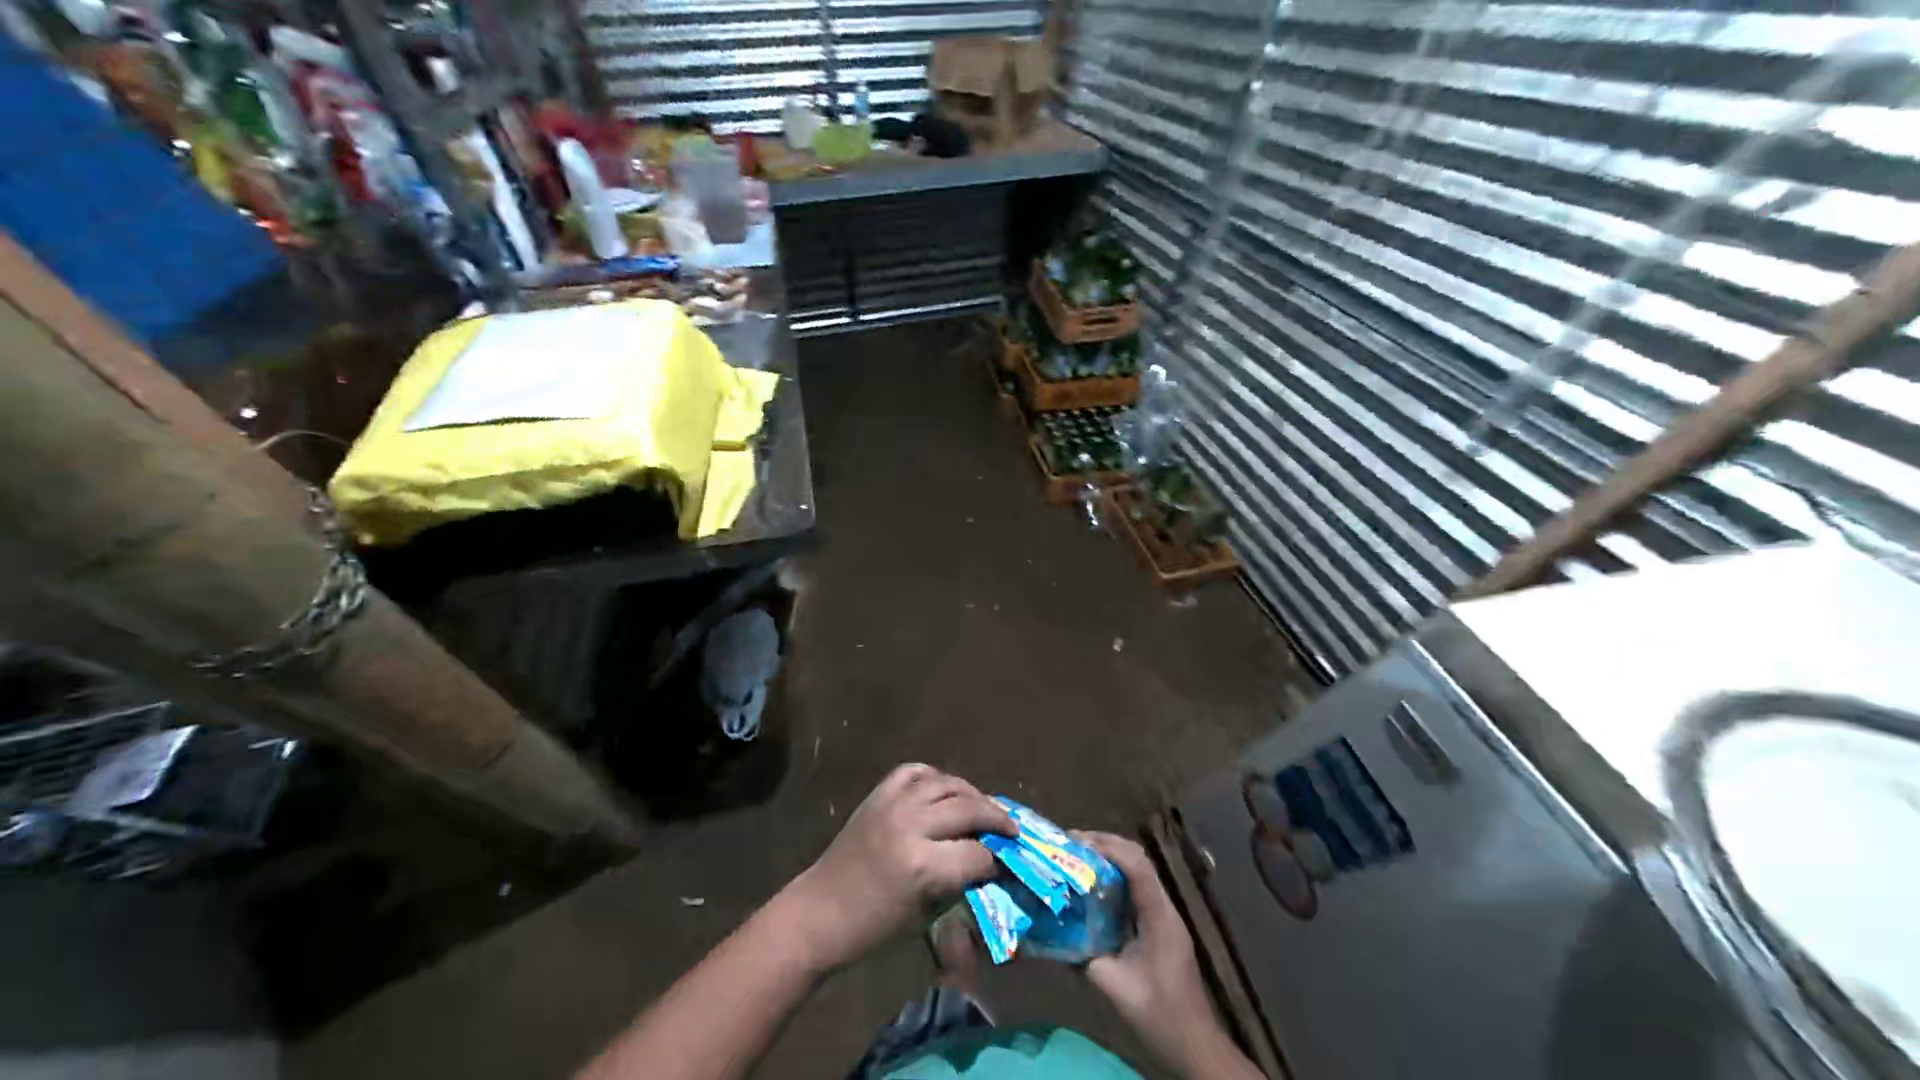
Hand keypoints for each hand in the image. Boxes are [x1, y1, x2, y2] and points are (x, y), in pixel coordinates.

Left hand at [775, 764, 1013, 972]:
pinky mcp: (878, 794)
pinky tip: (945, 792)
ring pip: (946, 783)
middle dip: (997, 819)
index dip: (998, 859)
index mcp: (923, 866)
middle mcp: (911, 826)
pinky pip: (915, 772)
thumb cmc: (876, 927)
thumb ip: (961, 881)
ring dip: (972, 794)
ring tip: (984, 807)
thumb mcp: (928, 913)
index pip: (978, 853)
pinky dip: (935, 778)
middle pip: (969, 809)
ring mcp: (893, 804)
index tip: (1009, 861)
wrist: (821, 912)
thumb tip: (990, 860)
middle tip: (1011, 829)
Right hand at [1079, 831, 1258, 1078]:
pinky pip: (1136, 891)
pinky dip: (1113, 880)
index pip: (1136, 864)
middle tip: (1069, 844)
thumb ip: (1081, 955)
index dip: (1106, 846)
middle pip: (1138, 859)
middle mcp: (1165, 908)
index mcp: (1159, 916)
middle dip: (1104, 845)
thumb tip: (1051, 931)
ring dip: (1108, 860)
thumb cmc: (1158, 1016)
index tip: (1073, 841)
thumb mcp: (1113, 986)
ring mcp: (1165, 917)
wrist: (1195, 1048)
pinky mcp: (1160, 928)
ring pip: (1138, 872)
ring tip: (1075, 858)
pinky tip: (1091, 890)